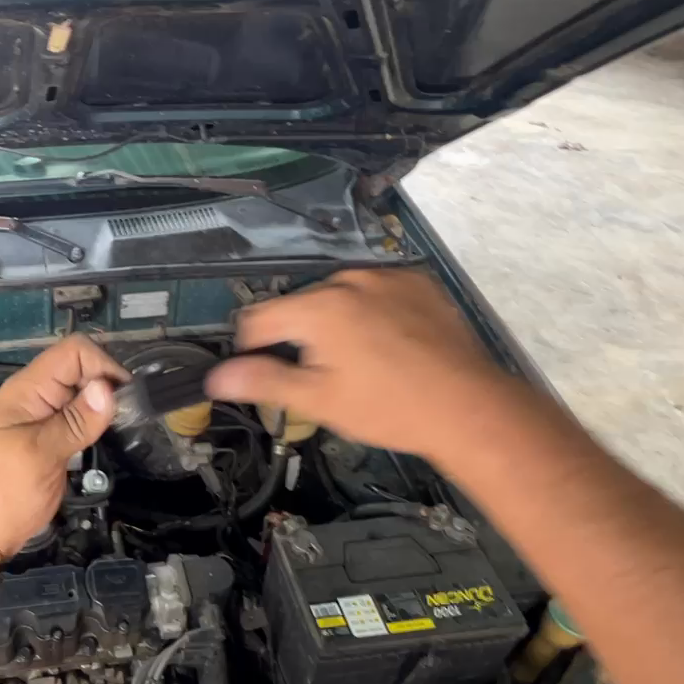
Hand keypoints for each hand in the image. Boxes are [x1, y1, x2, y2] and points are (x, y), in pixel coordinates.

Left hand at [0, 335, 123, 562]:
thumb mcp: (38, 455)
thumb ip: (74, 422)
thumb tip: (108, 388)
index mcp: (28, 390)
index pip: (73, 352)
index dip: (103, 365)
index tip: (123, 396)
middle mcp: (38, 397)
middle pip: (82, 368)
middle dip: (107, 384)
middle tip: (129, 415)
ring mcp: (45, 419)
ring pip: (83, 393)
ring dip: (105, 404)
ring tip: (125, 426)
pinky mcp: (53, 440)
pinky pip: (79, 417)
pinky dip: (97, 422)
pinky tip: (110, 436)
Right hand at [206, 269, 533, 457]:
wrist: (470, 408)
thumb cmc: (386, 407)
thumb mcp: (318, 401)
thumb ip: (262, 381)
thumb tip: (212, 377)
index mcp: (316, 307)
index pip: (256, 318)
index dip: (249, 347)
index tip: (262, 373)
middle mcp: (347, 280)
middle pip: (298, 305)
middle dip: (296, 335)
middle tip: (319, 374)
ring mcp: (386, 276)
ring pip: (337, 296)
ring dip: (333, 321)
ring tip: (358, 359)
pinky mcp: (417, 281)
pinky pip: (375, 291)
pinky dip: (370, 310)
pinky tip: (387, 342)